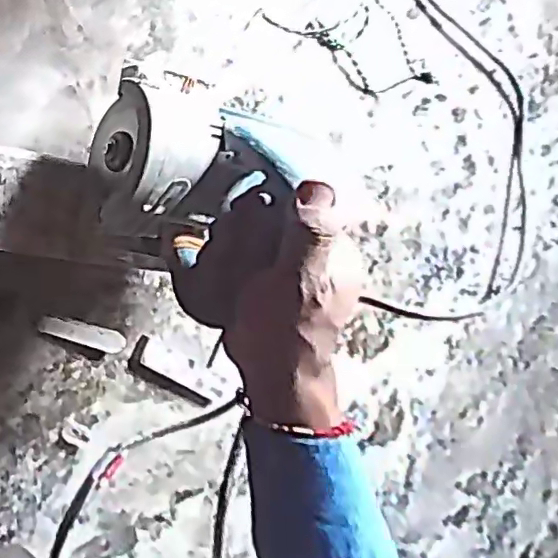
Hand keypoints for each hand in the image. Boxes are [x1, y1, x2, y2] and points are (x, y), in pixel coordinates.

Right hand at [220, 181, 363, 429]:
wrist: (271, 370)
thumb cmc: (287, 331)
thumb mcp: (301, 279)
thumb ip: (311, 233)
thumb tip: (316, 187)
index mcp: (332, 247)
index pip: (296, 203)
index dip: (267, 213)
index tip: (253, 237)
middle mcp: (309, 250)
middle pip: (263, 217)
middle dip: (244, 240)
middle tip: (248, 271)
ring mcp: (283, 263)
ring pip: (243, 235)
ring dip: (231, 255)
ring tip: (239, 284)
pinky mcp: (260, 275)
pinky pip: (234, 253)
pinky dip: (226, 265)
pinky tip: (231, 285)